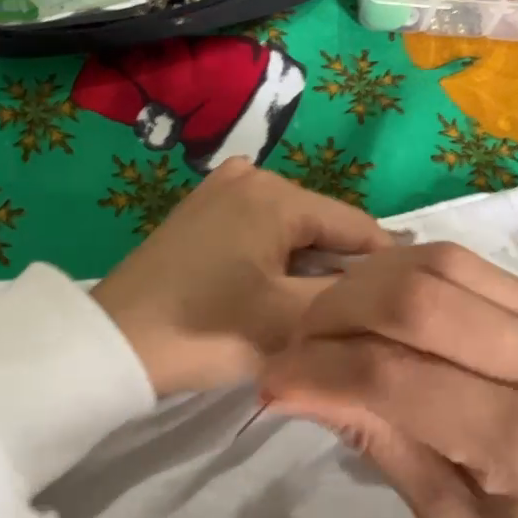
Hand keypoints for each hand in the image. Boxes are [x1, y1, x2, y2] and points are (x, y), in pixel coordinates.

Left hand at [92, 158, 393, 396]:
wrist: (115, 341)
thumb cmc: (206, 330)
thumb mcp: (289, 321)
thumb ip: (351, 296)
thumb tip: (394, 281)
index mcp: (277, 193)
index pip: (358, 226)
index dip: (386, 270)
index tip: (402, 311)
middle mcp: (252, 175)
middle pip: (324, 225)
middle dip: (341, 270)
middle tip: (348, 323)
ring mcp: (221, 188)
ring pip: (293, 229)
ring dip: (307, 267)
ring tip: (308, 313)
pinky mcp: (200, 209)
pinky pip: (260, 229)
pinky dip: (275, 258)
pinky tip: (271, 293)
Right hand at [260, 243, 517, 517]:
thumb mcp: (450, 517)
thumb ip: (376, 438)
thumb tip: (297, 382)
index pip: (396, 378)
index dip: (318, 369)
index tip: (272, 378)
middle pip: (418, 298)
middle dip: (335, 310)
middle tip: (298, 340)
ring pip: (439, 262)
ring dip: (367, 279)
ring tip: (332, 315)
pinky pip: (466, 261)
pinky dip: (405, 270)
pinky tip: (379, 298)